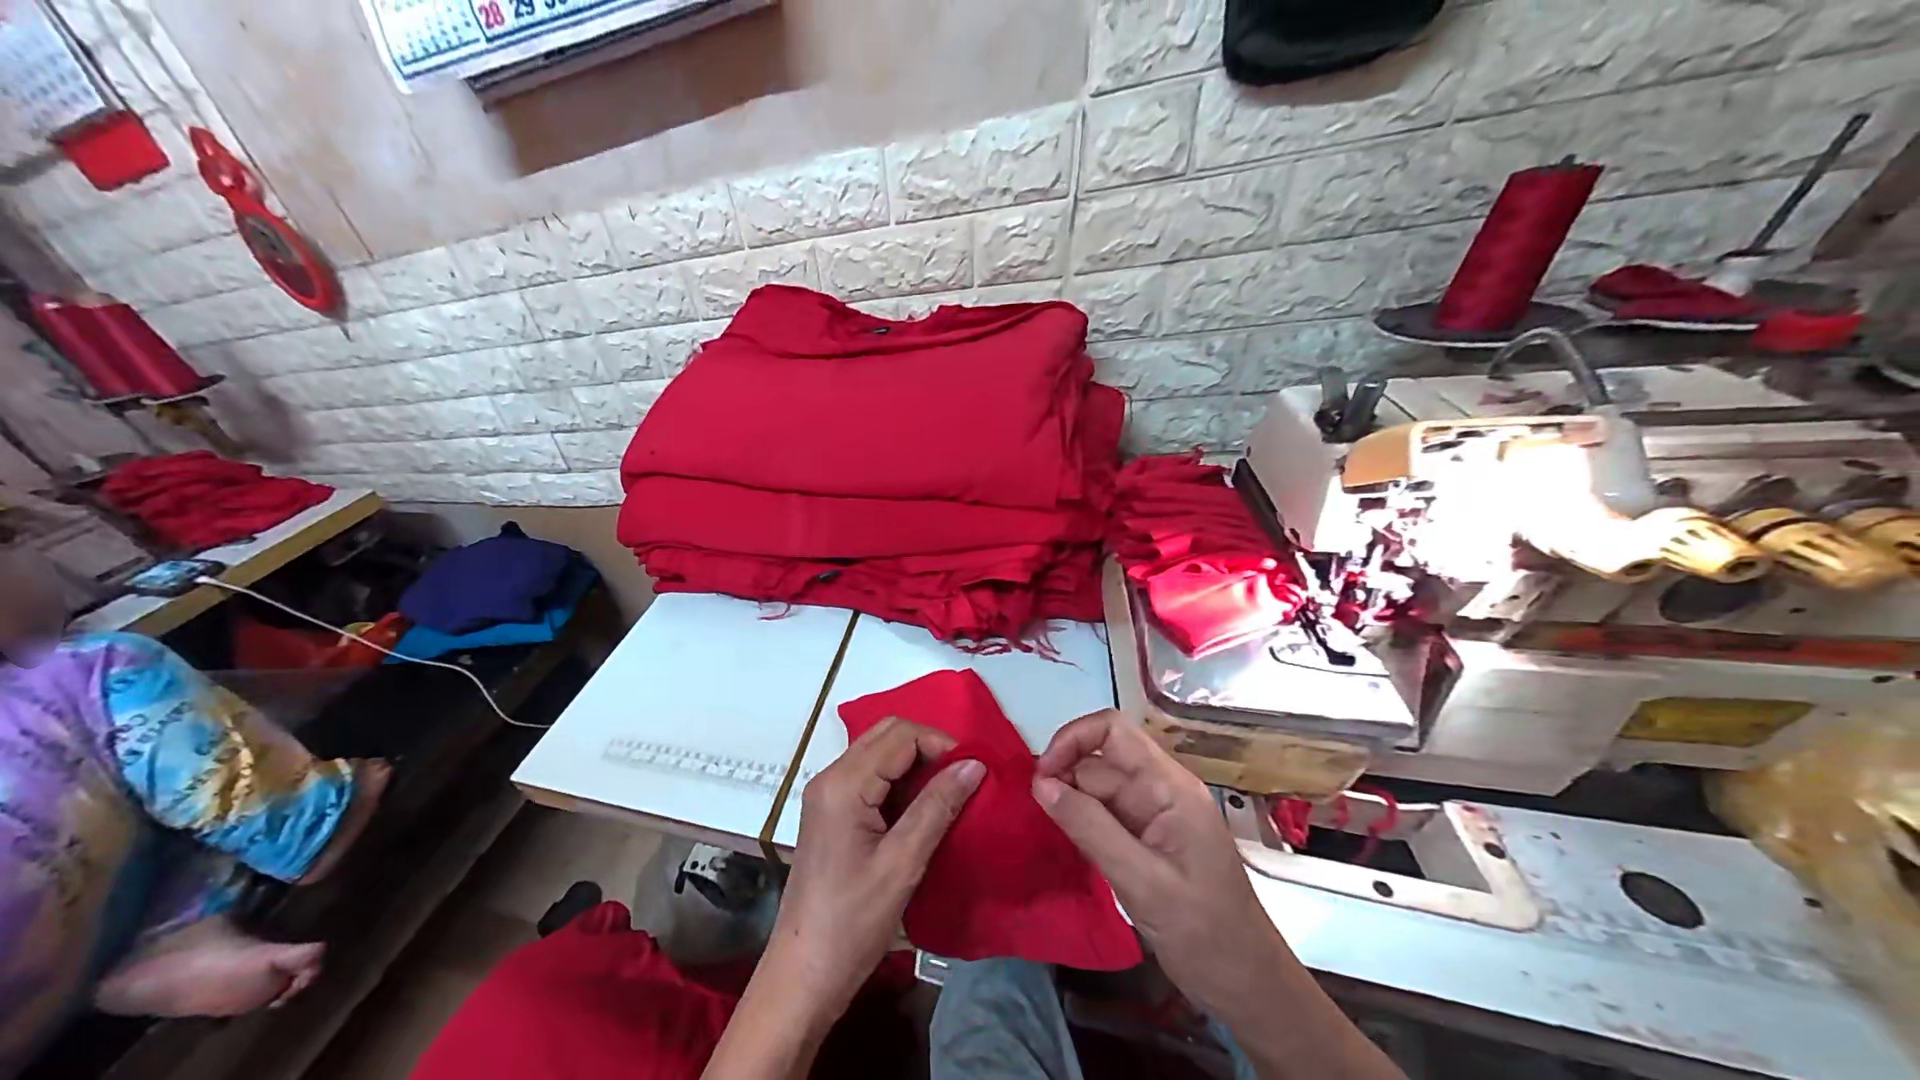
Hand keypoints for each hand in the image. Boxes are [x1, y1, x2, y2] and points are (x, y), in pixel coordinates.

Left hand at [766, 716, 985, 1013]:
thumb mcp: (903, 863)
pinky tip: (923, 806)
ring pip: (879, 751)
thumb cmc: (853, 922)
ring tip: (949, 791)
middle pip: (887, 734)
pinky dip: (901, 780)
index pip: (900, 736)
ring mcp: (827, 793)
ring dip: (916, 763)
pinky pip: (871, 775)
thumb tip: (975, 764)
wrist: (805, 972)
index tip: (973, 771)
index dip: (941, 744)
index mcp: (843, 784)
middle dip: (929, 747)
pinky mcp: (831, 811)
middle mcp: (830, 777)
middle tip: (962, 778)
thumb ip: (938, 806)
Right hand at [1031, 710, 1287, 1021]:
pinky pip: (1107, 814)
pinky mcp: (1149, 838)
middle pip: (1101, 761)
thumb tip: (1040, 784)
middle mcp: (1162, 790)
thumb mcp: (1142, 881)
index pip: (1113, 732)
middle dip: (1064, 777)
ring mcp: (1156, 814)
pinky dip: (1083, 822)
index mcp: (1170, 787)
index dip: (1071, 740)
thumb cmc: (1204, 933)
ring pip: (1100, 788)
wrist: (1247, 985)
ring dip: (1070, 801)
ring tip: (1046, 831)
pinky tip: (1067, 842)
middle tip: (1036, 815)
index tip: (1042, 777)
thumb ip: (1090, 827)